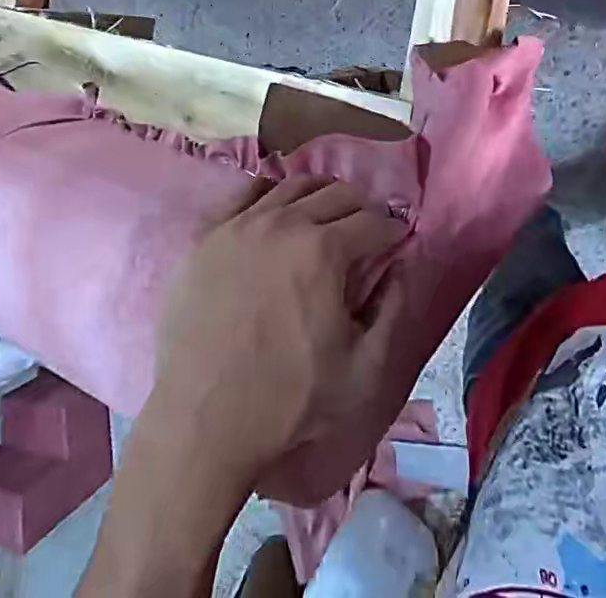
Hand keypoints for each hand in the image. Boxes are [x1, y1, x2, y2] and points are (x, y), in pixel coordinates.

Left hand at [145, 175, 409, 484]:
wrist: (203, 421)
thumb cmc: (289, 401)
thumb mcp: (364, 371)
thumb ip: (393, 312)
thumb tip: (401, 270)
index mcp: (325, 252)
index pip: (374, 222)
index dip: (393, 230)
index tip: (396, 240)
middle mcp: (283, 224)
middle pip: (337, 194)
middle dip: (362, 208)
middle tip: (366, 230)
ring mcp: (239, 225)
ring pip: (291, 185)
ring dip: (319, 195)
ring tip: (325, 216)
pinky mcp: (206, 236)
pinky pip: (243, 193)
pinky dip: (269, 193)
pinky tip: (275, 210)